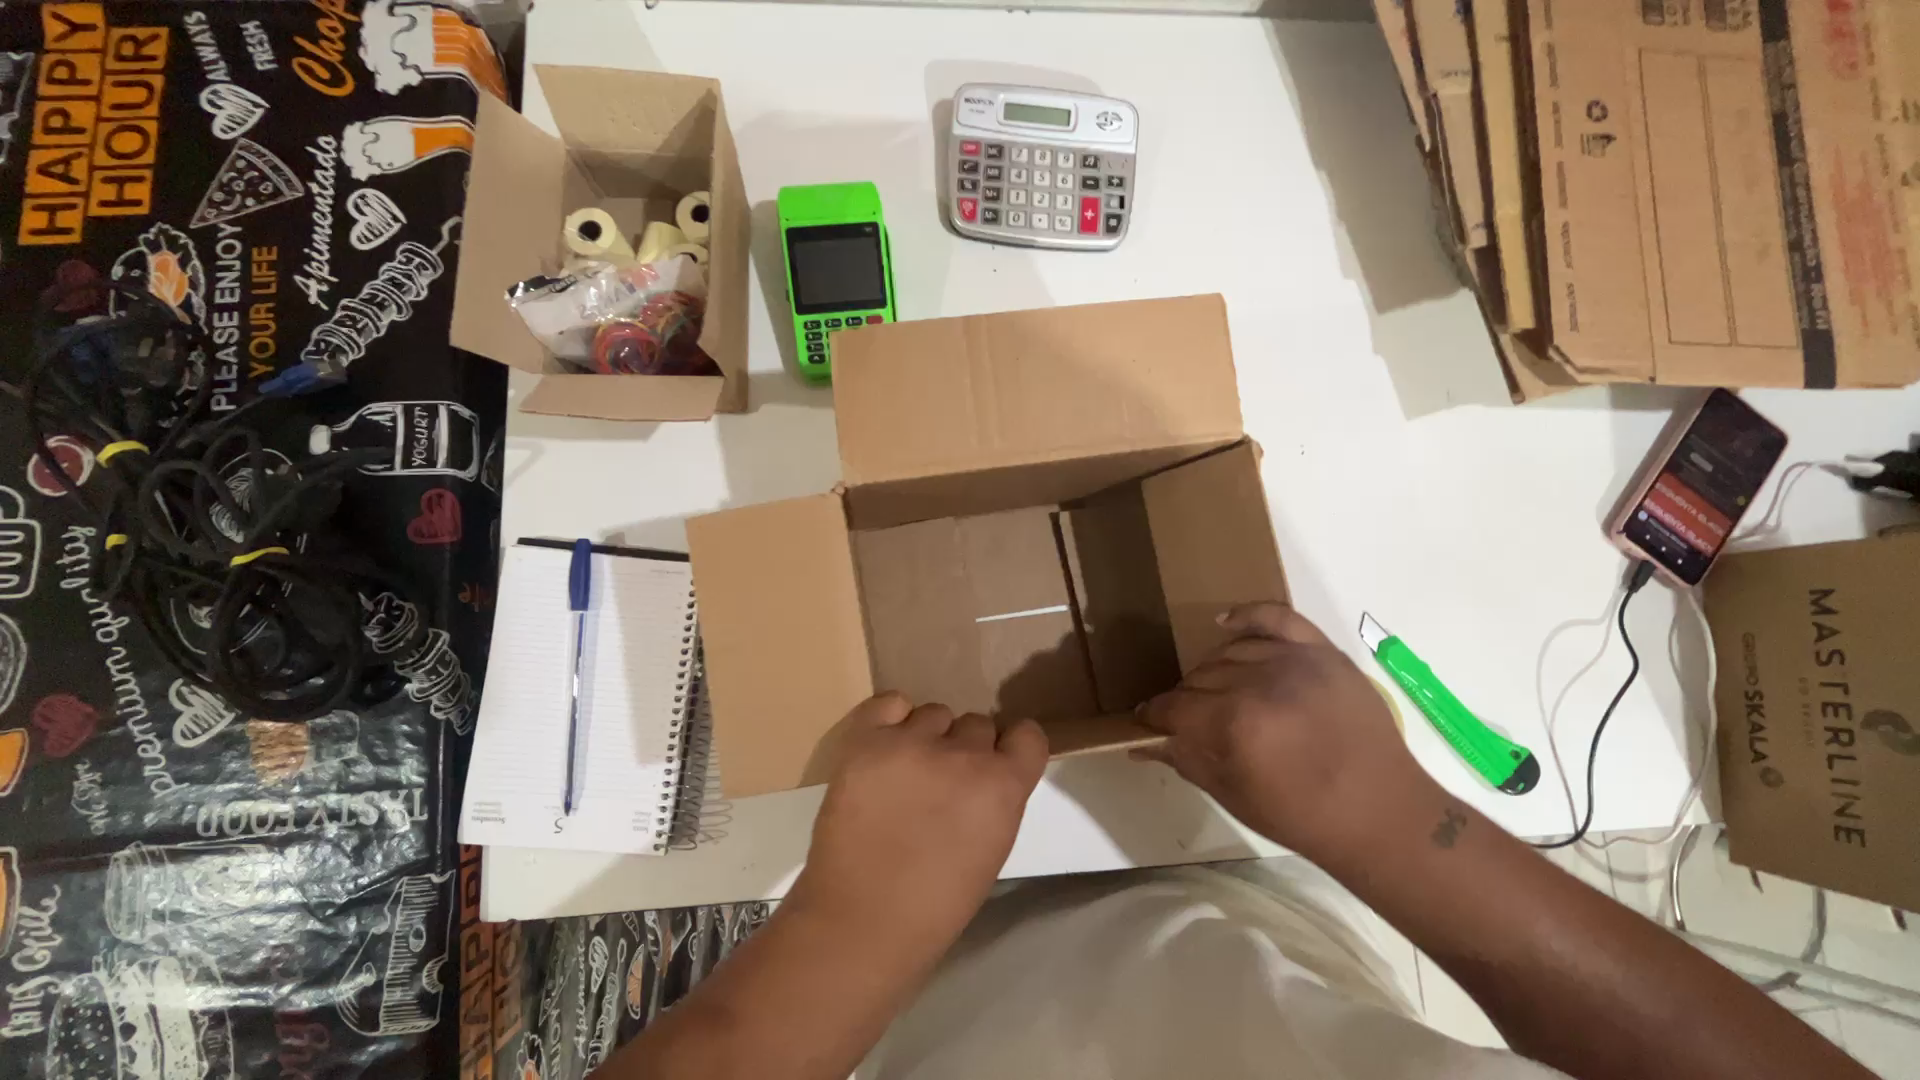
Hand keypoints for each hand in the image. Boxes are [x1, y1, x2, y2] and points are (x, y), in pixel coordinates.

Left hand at [793, 693, 1048, 951]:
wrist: (861, 923)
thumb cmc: (935, 906)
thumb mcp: (993, 850)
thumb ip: (996, 800)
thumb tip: (983, 774)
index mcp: (1004, 787)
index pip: (1027, 735)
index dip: (1012, 750)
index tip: (997, 765)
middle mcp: (963, 754)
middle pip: (977, 724)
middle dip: (965, 750)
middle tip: (941, 785)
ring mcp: (911, 743)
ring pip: (934, 714)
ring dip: (927, 738)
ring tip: (905, 776)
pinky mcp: (865, 741)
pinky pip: (889, 703)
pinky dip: (890, 720)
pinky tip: (885, 748)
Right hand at [1135, 603, 1433, 859]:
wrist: (1381, 814)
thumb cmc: (1302, 815)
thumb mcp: (1234, 795)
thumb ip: (1184, 759)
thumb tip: (1141, 741)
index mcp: (1235, 724)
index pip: (1174, 706)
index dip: (1155, 716)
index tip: (1149, 723)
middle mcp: (1261, 683)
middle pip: (1199, 678)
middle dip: (1185, 700)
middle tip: (1189, 720)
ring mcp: (1295, 661)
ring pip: (1230, 652)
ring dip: (1213, 671)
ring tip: (1215, 693)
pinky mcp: (1323, 652)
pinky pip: (1278, 617)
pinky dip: (1249, 615)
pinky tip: (1226, 625)